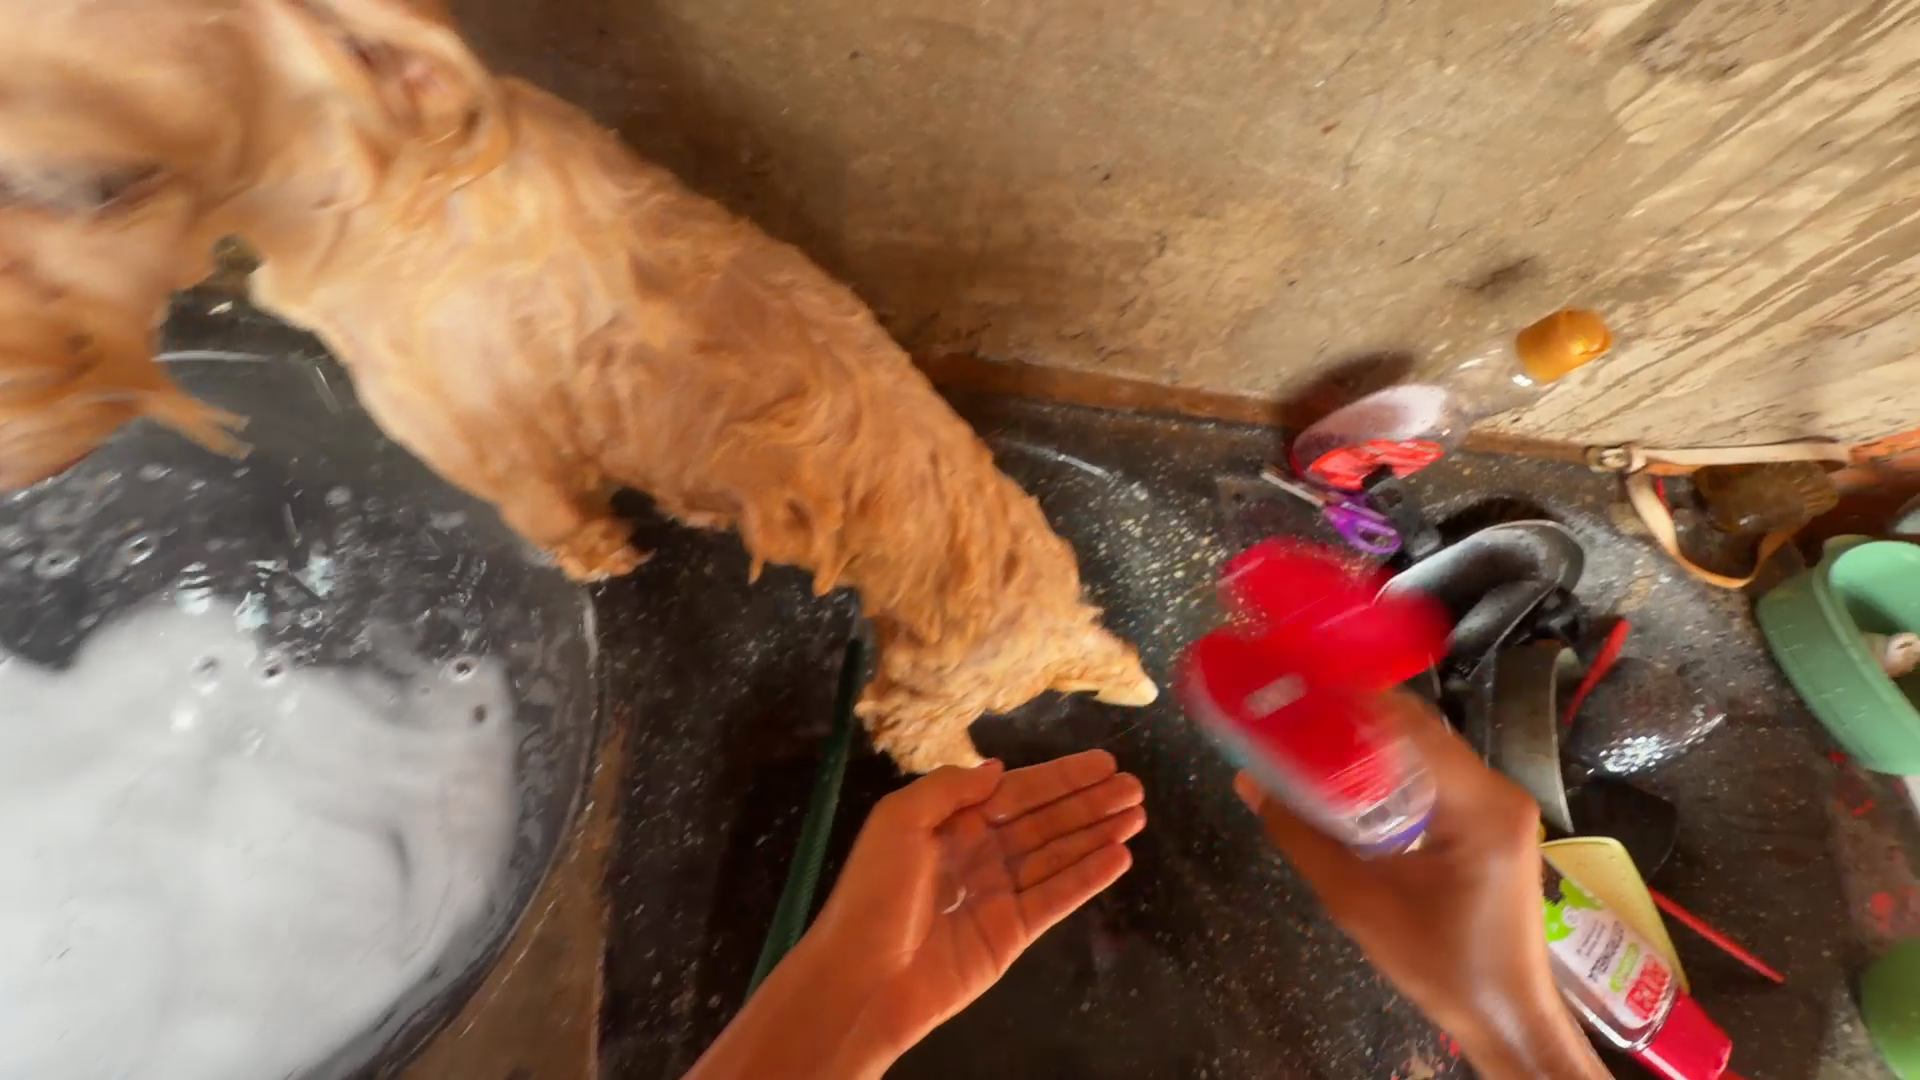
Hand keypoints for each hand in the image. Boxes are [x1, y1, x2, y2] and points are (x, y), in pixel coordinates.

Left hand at [688, 751, 1144, 1079]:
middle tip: (1134, 787)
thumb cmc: (874, 891)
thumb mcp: (899, 819)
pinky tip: (1119, 857)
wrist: (861, 978)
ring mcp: (999, 893)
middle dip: (1089, 802)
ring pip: (1058, 855)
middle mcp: (981, 851)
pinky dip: (1087, 877)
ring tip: (1136, 815)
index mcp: (953, 821)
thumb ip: (950, 788)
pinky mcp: (1011, 933)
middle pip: (1046, 820)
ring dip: (1097, 834)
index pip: (1018, 790)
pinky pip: (1056, 897)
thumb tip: (997, 768)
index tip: (1102, 763)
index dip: (1061, 776)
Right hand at [1235, 693, 1608, 1079]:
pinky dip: (1388, 759)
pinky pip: (1432, 768)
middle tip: (1294, 708)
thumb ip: (1299, 835)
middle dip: (1352, 712)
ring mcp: (1498, 803)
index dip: (1350, 700)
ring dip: (1368, 734)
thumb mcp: (1355, 900)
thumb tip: (1249, 780)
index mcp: (1478, 806)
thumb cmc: (1440, 964)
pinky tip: (1348, 767)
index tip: (1296, 688)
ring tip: (1311, 730)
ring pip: (1423, 744)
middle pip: (1416, 727)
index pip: (1409, 726)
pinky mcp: (1490, 817)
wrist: (1509, 1021)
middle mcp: (1496, 792)